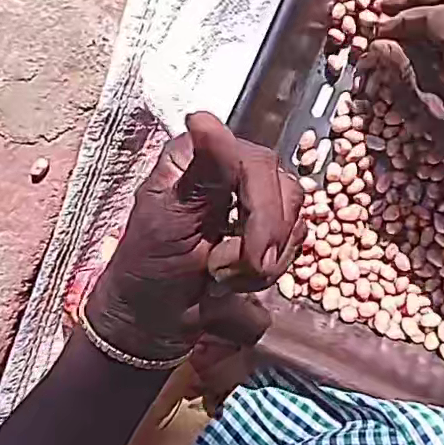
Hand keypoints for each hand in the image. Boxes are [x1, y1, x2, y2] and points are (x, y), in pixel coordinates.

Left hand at [88, 112, 304, 362]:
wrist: (155, 325)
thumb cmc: (148, 271)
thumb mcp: (169, 222)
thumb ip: (201, 174)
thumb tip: (204, 118)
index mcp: (200, 157)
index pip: (255, 162)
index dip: (261, 205)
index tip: (252, 250)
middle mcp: (230, 170)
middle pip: (284, 188)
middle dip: (261, 239)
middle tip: (222, 272)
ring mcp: (253, 200)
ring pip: (294, 216)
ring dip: (262, 259)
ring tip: (220, 277)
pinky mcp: (268, 230)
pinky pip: (295, 240)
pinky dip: (270, 268)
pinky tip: (237, 280)